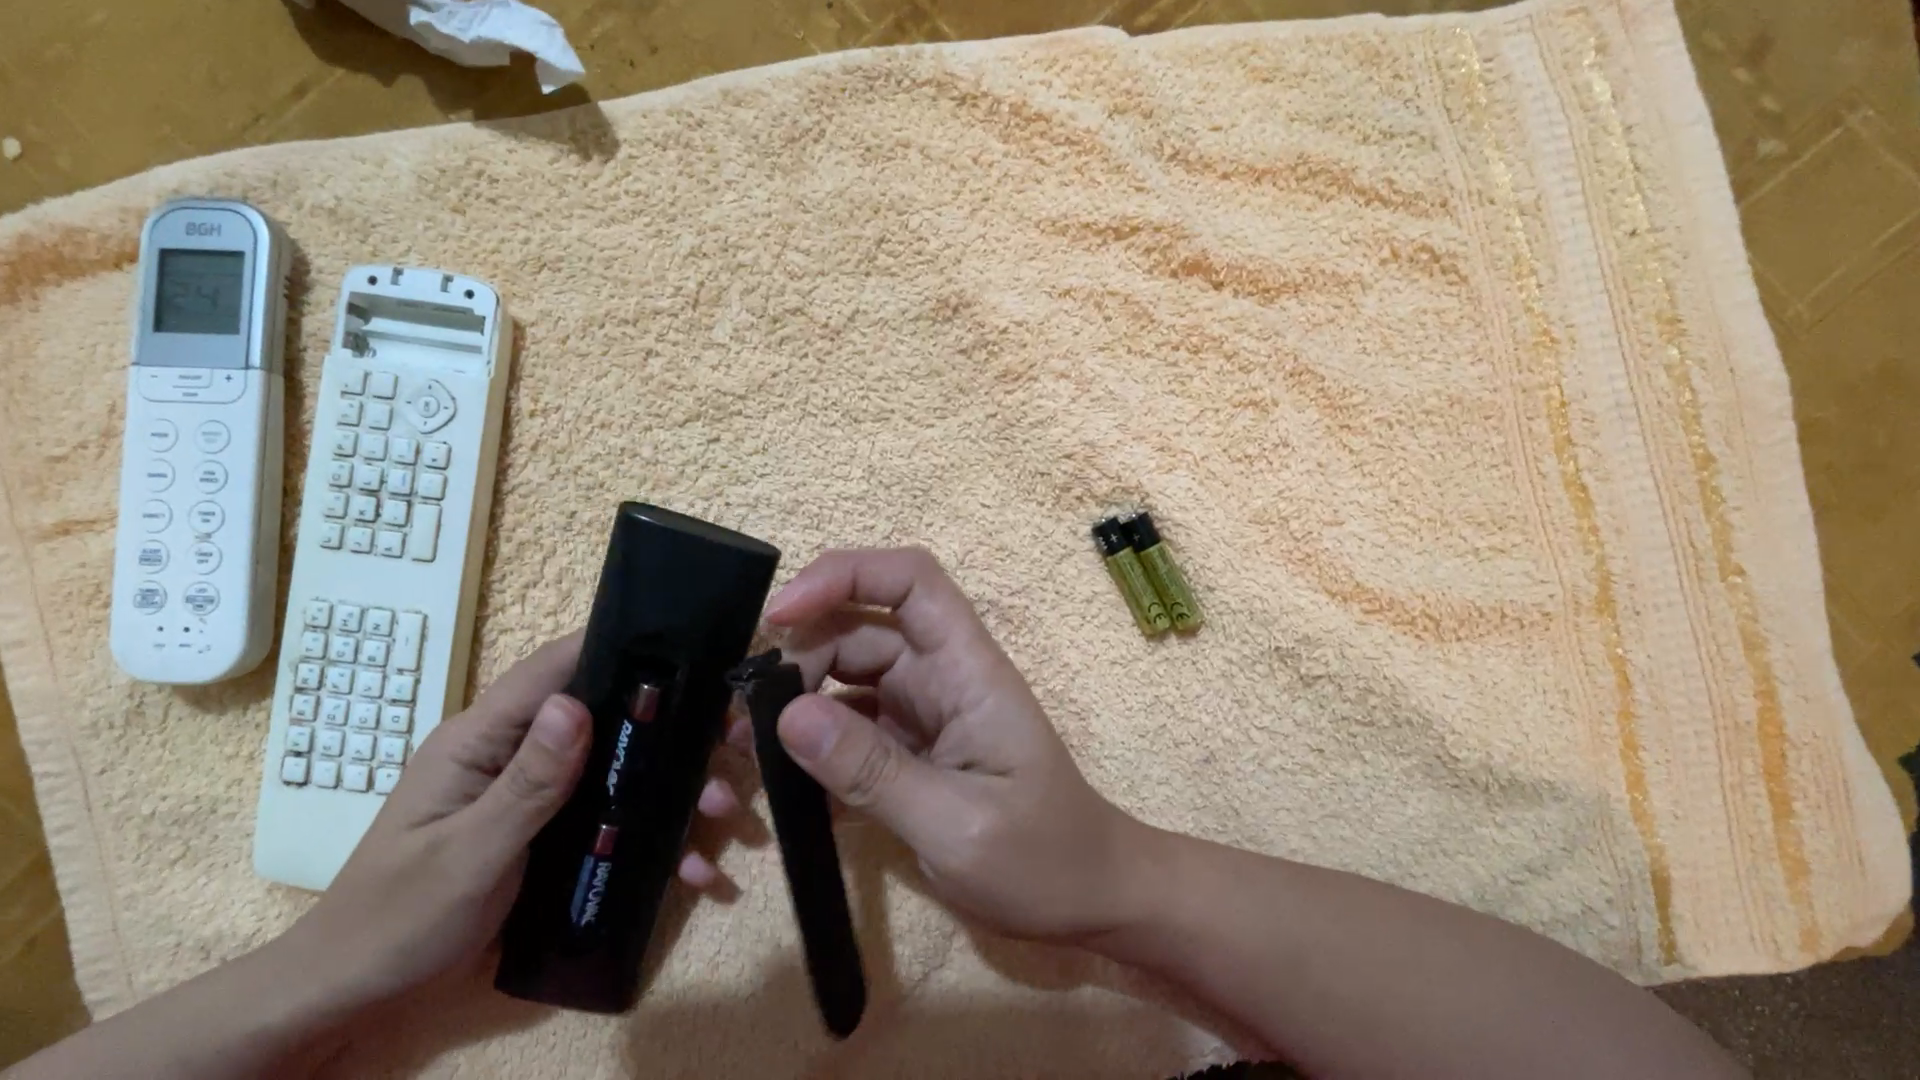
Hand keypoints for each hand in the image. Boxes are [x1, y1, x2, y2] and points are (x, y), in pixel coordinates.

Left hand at [282, 631, 740, 1009]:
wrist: (354, 994)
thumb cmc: (397, 918)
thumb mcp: (465, 854)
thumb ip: (525, 782)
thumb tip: (577, 703)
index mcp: (482, 740)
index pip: (555, 669)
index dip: (621, 650)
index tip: (693, 655)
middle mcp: (516, 755)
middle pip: (609, 718)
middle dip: (676, 730)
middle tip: (734, 742)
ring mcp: (539, 795)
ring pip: (624, 770)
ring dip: (678, 789)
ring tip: (725, 812)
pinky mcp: (554, 833)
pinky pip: (616, 820)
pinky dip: (658, 841)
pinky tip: (694, 870)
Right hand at [764, 547, 1148, 941]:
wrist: (1086, 899)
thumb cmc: (1041, 857)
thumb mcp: (955, 825)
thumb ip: (872, 771)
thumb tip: (787, 716)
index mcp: (967, 670)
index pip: (911, 581)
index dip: (844, 576)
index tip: (779, 617)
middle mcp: (940, 678)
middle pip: (858, 632)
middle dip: (798, 661)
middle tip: (747, 721)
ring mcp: (922, 714)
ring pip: (843, 682)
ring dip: (793, 709)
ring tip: (744, 753)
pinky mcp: (907, 753)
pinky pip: (847, 733)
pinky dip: (810, 752)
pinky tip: (778, 790)